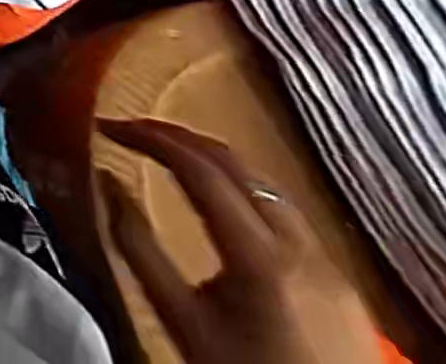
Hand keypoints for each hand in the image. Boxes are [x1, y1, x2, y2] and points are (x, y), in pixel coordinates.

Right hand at [97, 118, 378, 363]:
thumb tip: (106, 182)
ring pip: (264, 182)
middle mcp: (302, 248)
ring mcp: (329, 264)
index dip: (148, 137)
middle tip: (129, 128)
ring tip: (163, 150)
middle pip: (236, 164)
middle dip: (176, 136)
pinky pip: (282, 209)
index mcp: (260, 256)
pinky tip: (213, 193)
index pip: (198, 168)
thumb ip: (137, 247)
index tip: (106, 126)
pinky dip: (237, 184)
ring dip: (208, 156)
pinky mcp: (340, 281)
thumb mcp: (178, 319)